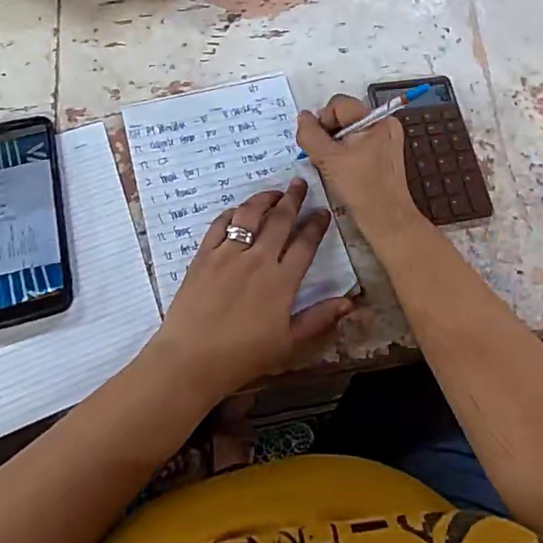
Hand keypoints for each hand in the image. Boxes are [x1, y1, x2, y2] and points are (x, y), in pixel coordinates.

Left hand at [147, 179, 354, 395]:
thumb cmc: (243, 357)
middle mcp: (258, 259)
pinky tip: (238, 210)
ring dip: (264, 199)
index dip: (316, 225)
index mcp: (282, 281)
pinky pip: (220, 224)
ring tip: (273, 192)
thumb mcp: (289, 343)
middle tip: (300, 183)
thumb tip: (351, 301)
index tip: (322, 212)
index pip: (305, 243)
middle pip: (279, 220)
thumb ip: (319, 318)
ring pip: (250, 215)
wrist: (192, 359)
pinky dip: (232, 213)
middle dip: (293, 199)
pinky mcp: (204, 255)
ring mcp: (228, 254)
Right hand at [296, 95, 420, 232]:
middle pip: (344, 116)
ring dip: (335, 145)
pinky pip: (359, 144)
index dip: (323, 122)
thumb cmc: (360, 187)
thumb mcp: (327, 158)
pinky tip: (343, 171)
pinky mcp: (385, 154)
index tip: (320, 146)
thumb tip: (304, 117)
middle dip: (329, 134)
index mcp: (376, 119)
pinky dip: (346, 153)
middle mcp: (384, 124)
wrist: (386, 218)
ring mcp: (387, 139)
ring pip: (349, 132)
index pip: (338, 104)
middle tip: (324, 157)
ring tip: (333, 166)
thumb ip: (310, 134)